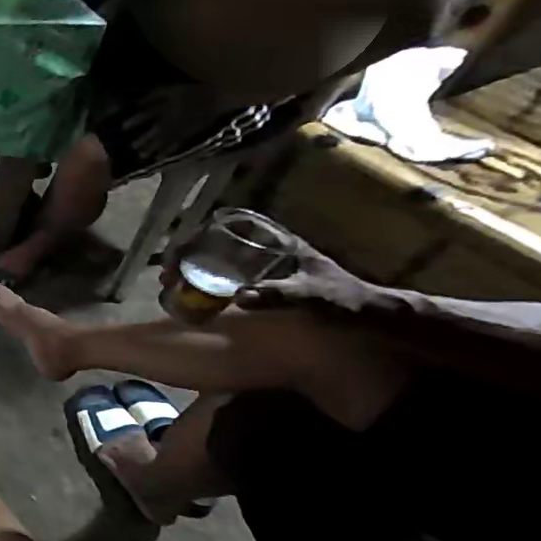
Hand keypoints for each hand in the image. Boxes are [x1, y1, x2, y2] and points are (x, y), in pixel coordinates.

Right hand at [166, 232, 383, 315]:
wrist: (374, 318)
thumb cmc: (347, 301)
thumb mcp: (314, 296)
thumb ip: (280, 295)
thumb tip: (239, 296)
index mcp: (279, 241)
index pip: (231, 222)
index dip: (199, 231)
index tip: (177, 251)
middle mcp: (267, 249)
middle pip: (214, 242)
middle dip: (185, 255)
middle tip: (166, 275)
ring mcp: (265, 268)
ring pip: (216, 261)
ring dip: (191, 271)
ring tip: (171, 288)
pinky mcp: (265, 287)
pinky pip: (224, 279)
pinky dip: (204, 286)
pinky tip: (193, 301)